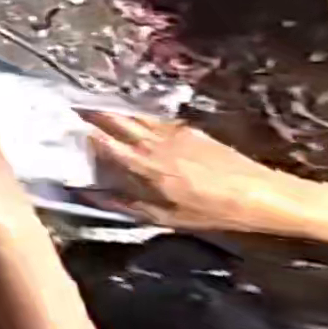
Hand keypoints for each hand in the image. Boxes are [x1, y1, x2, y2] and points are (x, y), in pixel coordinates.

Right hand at [82, 112, 294, 229]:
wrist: (272, 198)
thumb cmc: (215, 211)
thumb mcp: (164, 217)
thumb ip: (120, 203)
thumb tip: (81, 194)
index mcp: (140, 163)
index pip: (97, 139)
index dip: (73, 131)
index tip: (55, 127)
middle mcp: (150, 143)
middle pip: (110, 118)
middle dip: (87, 113)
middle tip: (67, 112)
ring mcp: (171, 133)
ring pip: (130, 115)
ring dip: (109, 111)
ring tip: (92, 112)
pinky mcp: (189, 131)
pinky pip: (152, 119)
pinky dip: (136, 117)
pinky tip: (132, 122)